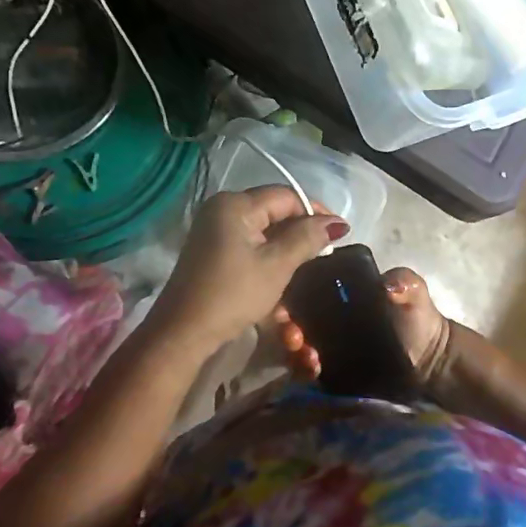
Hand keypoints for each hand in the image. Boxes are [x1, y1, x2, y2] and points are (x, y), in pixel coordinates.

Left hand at [150, 186, 346, 350]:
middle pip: (272, 212)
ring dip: (285, 250)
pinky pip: (247, 247)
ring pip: (262, 233)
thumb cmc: (233, 294)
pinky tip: (281, 277)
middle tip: (326, 251)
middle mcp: (221, 210)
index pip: (285, 197)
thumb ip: (306, 238)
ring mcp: (213, 230)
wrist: (184, 330)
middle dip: (300, 232)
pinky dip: (267, 260)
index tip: (340, 233)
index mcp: (235, 204)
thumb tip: (336, 223)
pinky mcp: (211, 251)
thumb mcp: (276, 266)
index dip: (315, 212)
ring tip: (307, 266)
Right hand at [272, 266, 456, 386]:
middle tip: (294, 338)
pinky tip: (314, 372)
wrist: (431, 358)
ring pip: (296, 346)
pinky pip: (308, 369)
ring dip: (294, 352)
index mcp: (334, 291)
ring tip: (309, 359)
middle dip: (286, 328)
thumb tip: (388, 288)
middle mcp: (321, 316)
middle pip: (292, 320)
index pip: (300, 289)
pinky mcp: (329, 369)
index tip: (285, 311)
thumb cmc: (416, 316)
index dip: (287, 297)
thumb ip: (403, 282)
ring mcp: (323, 344)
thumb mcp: (412, 290)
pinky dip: (305, 370)